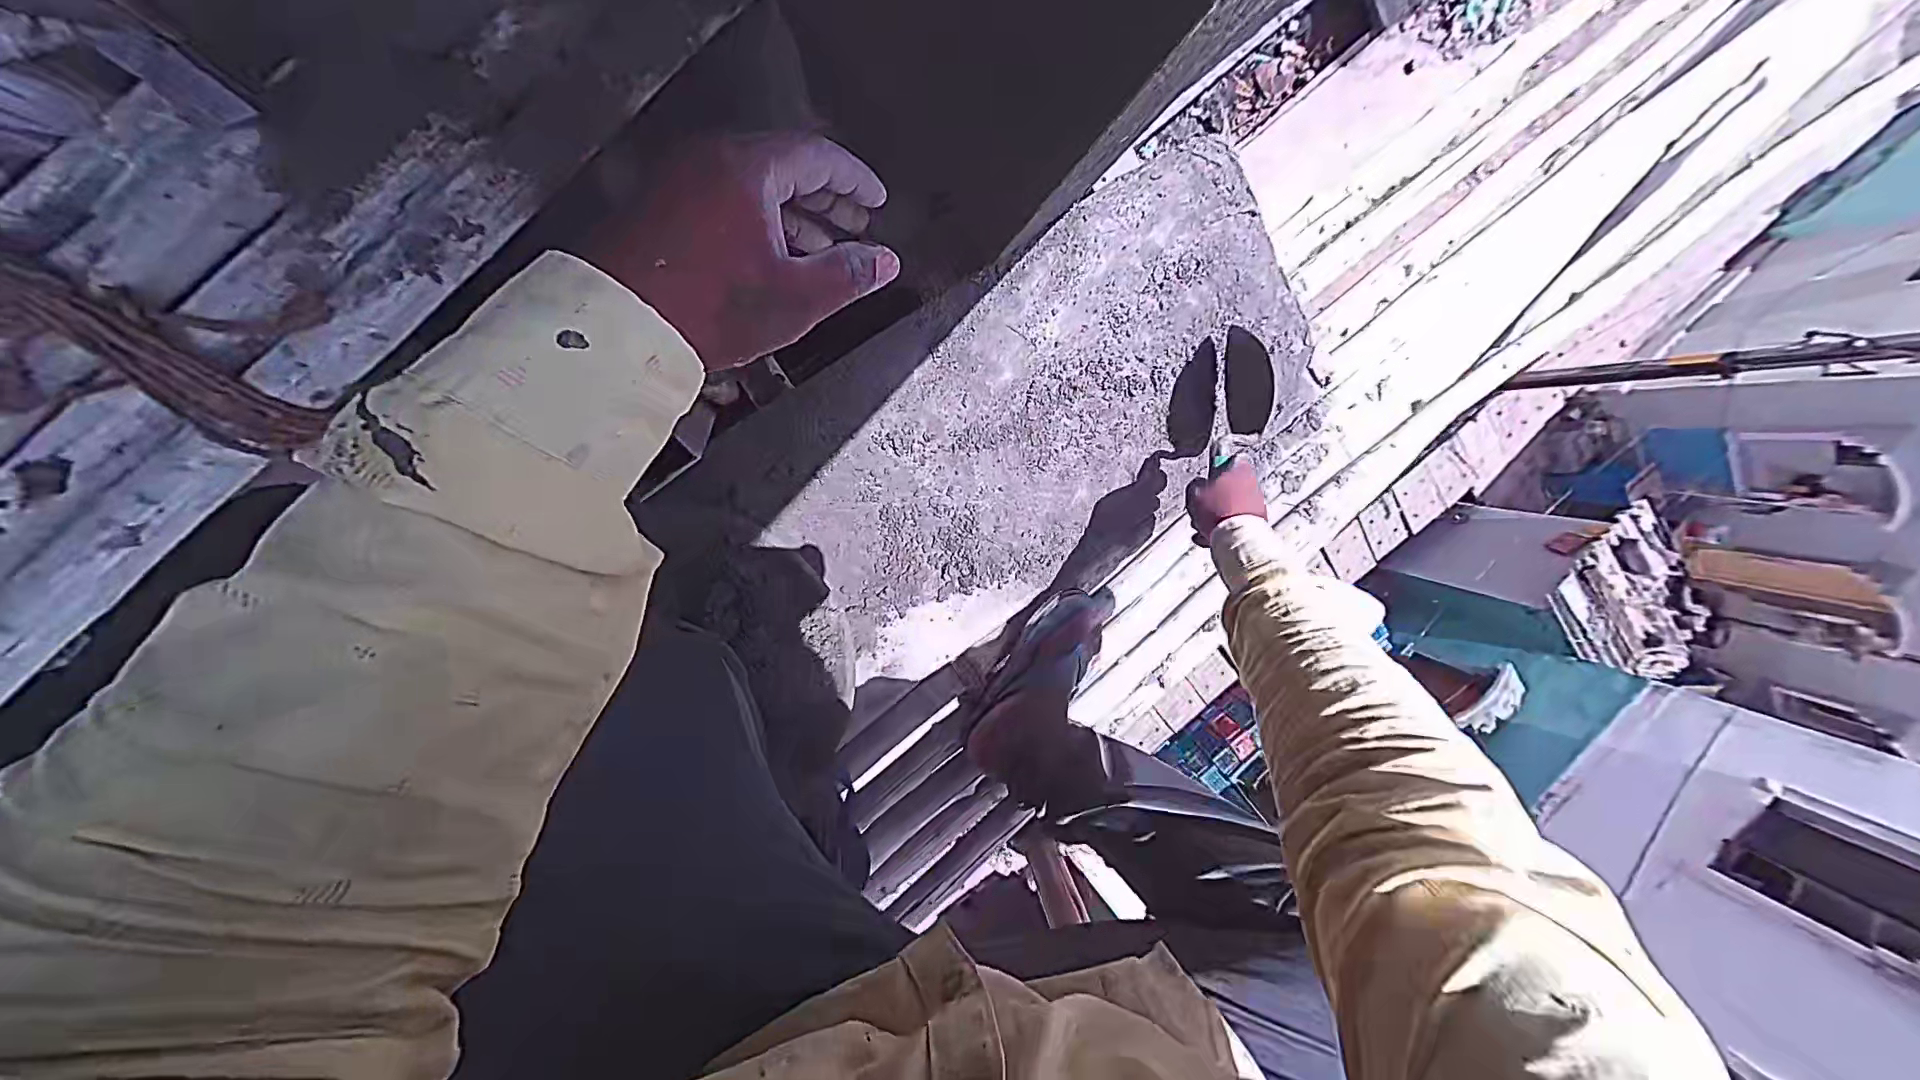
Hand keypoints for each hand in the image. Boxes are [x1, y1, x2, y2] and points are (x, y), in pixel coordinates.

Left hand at [580, 133, 899, 370]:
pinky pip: (725, 202)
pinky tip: (774, 257)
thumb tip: (882, 263)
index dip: (856, 181)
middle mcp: (709, 162)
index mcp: (746, 170)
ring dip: (795, 215)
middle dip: (828, 199)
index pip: (818, 157)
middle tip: (855, 224)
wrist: (624, 328)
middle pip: (785, 167)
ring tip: (822, 248)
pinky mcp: (663, 209)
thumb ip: (849, 274)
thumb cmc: (704, 309)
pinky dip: (760, 223)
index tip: (874, 199)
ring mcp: (680, 182)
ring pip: (755, 186)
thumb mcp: (797, 296)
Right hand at [1186, 456, 1265, 545]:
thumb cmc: (1219, 512)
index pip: (1230, 457)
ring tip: (1203, 524)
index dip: (1216, 465)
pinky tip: (1209, 534)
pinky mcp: (1257, 519)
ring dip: (1216, 513)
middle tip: (1201, 504)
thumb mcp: (1195, 493)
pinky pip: (1235, 519)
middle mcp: (1252, 482)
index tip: (1208, 473)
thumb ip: (1195, 484)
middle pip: (1227, 484)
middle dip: (1213, 496)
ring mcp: (1257, 501)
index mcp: (1240, 468)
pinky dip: (1223, 525)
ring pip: (1229, 503)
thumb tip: (1197, 485)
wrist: (1237, 538)